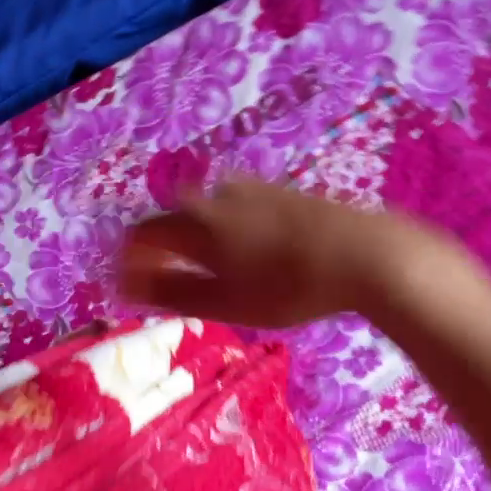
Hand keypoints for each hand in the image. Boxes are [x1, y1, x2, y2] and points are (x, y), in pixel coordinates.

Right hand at [116, 180, 468, 328]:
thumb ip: (170, 292)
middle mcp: (217, 195)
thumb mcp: (223, 302)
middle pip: (173, 218)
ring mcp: (253, 189)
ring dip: (194, 239)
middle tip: (165, 283)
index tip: (126, 287)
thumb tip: (125, 287)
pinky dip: (225, 231)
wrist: (364, 254)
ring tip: (206, 274)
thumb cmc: (286, 287)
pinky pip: (235, 209)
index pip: (143, 234)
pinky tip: (246, 255)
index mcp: (196, 221)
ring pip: (206, 211)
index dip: (127, 260)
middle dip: (161, 250)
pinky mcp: (282, 193)